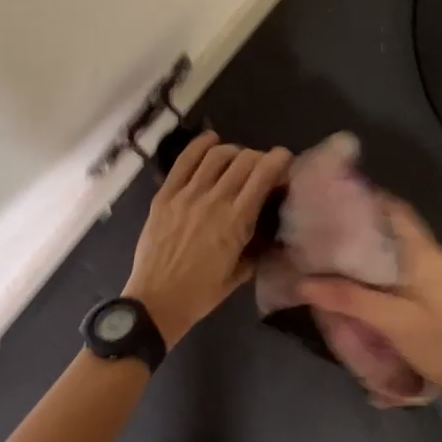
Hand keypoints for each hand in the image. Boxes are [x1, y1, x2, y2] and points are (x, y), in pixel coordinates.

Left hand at [125, 131, 291, 346]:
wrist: (156, 301)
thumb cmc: (202, 293)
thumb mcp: (241, 272)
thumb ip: (257, 245)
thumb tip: (270, 227)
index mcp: (236, 221)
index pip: (263, 175)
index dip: (279, 161)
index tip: (285, 161)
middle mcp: (214, 200)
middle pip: (244, 160)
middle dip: (260, 157)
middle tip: (262, 167)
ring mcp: (186, 195)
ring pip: (217, 155)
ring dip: (234, 151)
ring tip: (238, 159)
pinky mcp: (165, 195)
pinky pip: (184, 161)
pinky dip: (200, 145)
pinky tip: (210, 140)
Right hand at [298, 198, 441, 403]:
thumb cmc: (440, 342)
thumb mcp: (391, 320)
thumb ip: (349, 299)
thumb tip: (303, 282)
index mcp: (426, 253)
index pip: (397, 210)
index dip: (368, 200)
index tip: (335, 201)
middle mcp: (433, 258)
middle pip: (394, 229)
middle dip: (361, 227)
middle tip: (324, 229)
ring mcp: (436, 277)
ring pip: (396, 252)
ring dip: (368, 250)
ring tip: (332, 253)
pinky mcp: (434, 296)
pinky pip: (400, 271)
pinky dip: (377, 270)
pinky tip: (356, 283)